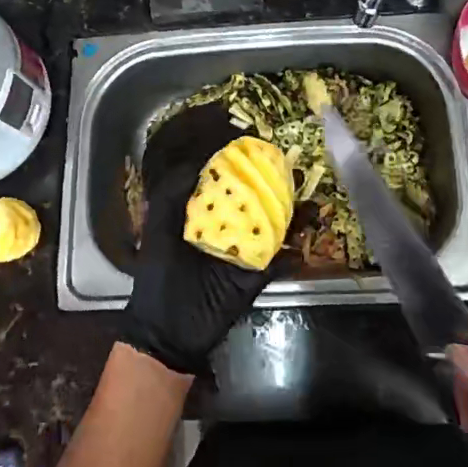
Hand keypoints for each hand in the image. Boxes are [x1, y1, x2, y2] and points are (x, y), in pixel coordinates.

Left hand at [122, 104, 281, 375]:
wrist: (167, 331)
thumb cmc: (158, 276)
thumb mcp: (159, 227)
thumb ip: (173, 192)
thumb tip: (198, 159)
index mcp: (200, 212)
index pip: (220, 178)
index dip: (234, 157)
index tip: (250, 136)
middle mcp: (225, 226)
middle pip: (253, 197)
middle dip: (272, 180)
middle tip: (288, 161)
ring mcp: (244, 250)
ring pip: (273, 223)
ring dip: (292, 209)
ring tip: (306, 192)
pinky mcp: (257, 274)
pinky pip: (280, 257)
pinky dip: (296, 245)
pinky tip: (309, 227)